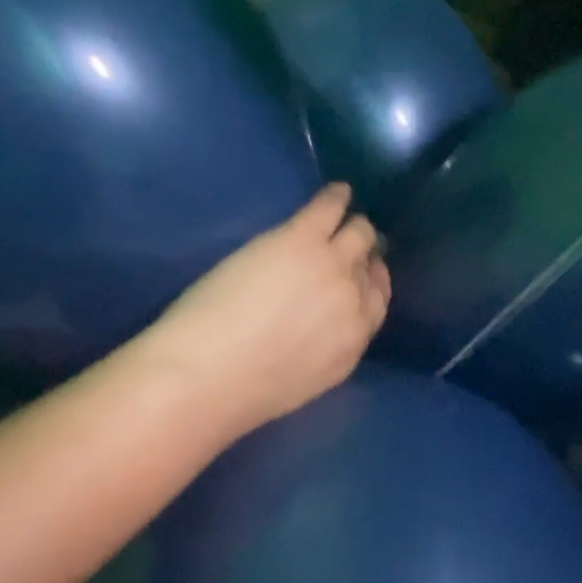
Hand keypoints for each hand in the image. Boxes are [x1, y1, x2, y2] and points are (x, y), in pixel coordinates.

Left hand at [150, 184, 391, 433]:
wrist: (205, 375)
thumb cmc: (240, 391)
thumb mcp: (305, 379)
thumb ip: (327, 345)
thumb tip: (324, 319)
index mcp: (353, 341)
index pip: (377, 300)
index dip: (370, 282)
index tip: (361, 274)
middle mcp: (352, 299)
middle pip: (370, 264)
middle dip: (364, 254)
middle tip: (350, 246)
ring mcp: (331, 264)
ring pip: (358, 232)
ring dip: (354, 225)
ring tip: (345, 215)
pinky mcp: (302, 238)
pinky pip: (330, 208)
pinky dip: (337, 196)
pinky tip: (338, 191)